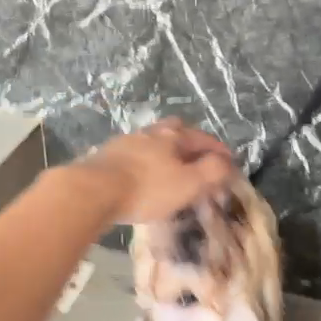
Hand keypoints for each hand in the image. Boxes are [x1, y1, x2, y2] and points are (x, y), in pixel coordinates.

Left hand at [74, 119, 236, 223]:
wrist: (92, 190)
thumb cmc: (147, 188)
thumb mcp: (188, 183)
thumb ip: (212, 171)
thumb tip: (226, 162)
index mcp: (173, 136)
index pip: (203, 138)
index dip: (218, 150)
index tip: (228, 162)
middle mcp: (149, 133)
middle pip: (174, 129)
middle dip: (189, 141)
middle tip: (196, 158)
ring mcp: (125, 142)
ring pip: (152, 141)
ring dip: (164, 152)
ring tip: (168, 169)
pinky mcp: (106, 156)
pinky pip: (133, 155)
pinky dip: (144, 163)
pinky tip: (141, 176)